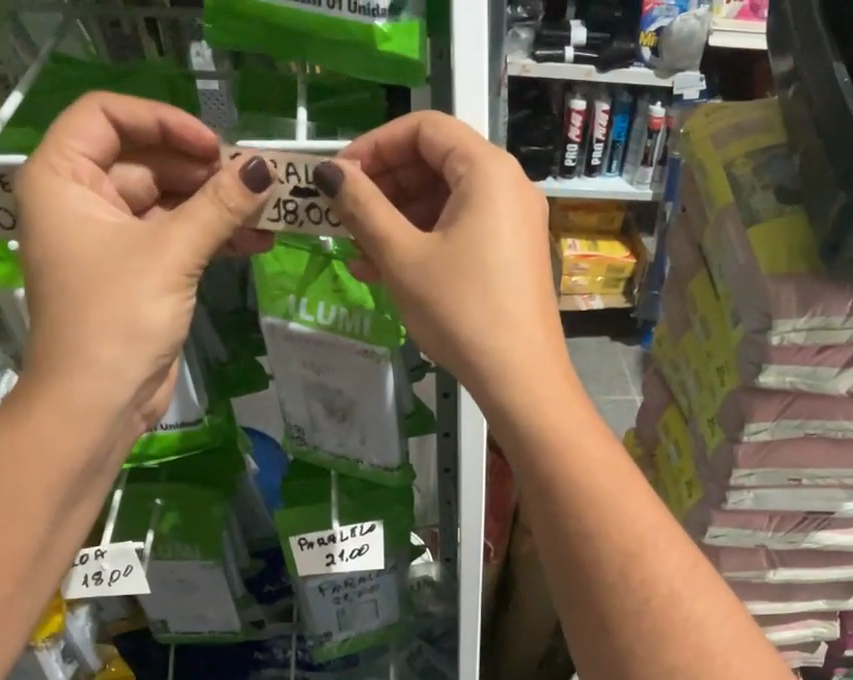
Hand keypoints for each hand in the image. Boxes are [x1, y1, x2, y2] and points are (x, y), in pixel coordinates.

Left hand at [14, 92, 275, 437]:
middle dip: (202, 170)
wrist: (98, 399)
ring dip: (216, 206)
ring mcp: (111, 238)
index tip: (215, 146)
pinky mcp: (139, 272)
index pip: (107, 117)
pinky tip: (256, 240)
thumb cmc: (117, 317)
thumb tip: (264, 168)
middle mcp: (81, 199)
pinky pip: (178, 237)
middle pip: (145, 159)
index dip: (163, 121)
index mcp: (63, 178)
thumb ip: (219, 206)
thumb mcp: (171, 254)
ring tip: (266, 213)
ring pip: (169, 201)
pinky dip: (213, 236)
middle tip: (254, 182)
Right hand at [318, 113, 570, 408]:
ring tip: (357, 251)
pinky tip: (384, 270)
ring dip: (398, 219)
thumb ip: (363, 207)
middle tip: (345, 215)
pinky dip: (424, 241)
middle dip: (385, 185)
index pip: (425, 128)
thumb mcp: (402, 257)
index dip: (375, 144)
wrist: (521, 379)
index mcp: (488, 170)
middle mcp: (509, 186)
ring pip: (446, 200)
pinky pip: (462, 229)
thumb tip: (331, 172)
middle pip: (437, 161)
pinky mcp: (513, 255)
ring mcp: (515, 222)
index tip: (340, 176)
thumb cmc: (461, 312)